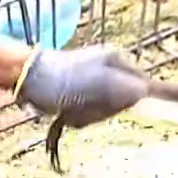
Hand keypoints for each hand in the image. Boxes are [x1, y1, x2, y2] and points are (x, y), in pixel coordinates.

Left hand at [17, 47, 148, 127]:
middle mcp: (108, 68)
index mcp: (117, 60)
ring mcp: (94, 81)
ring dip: (90, 117)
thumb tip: (145, 92)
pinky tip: (68, 113)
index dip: (128, 101)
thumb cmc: (66, 82)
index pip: (140, 86)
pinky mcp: (80, 93)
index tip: (112, 106)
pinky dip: (79, 118)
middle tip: (88, 108)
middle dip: (105, 111)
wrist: (33, 80)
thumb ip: (127, 88)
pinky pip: (88, 113)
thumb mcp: (102, 84)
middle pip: (121, 101)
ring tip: (75, 110)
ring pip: (104, 110)